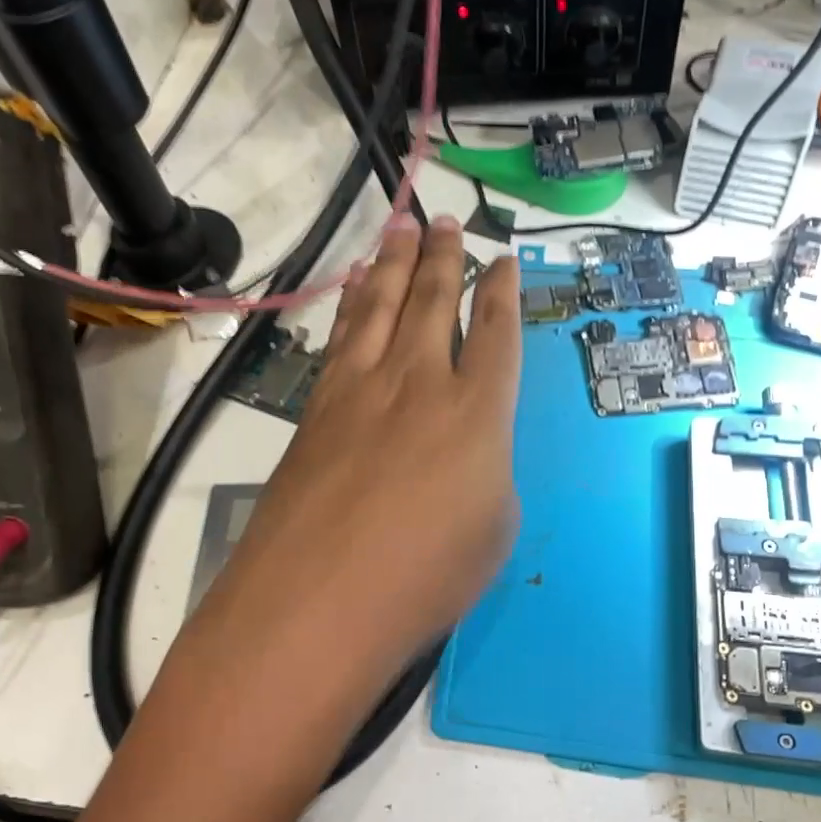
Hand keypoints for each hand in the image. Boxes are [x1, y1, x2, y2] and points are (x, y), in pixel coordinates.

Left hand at [213, 214, 521, 664]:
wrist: (320, 599)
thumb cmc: (426, 577)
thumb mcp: (494, 527)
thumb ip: (489, 470)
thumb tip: (469, 450)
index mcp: (479, 412)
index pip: (497, 335)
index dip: (504, 293)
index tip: (503, 262)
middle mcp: (421, 383)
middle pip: (434, 301)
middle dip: (445, 257)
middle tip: (448, 222)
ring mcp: (361, 389)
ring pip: (382, 304)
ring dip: (395, 261)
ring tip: (403, 226)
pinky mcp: (317, 407)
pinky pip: (341, 335)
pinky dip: (352, 303)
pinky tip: (355, 287)